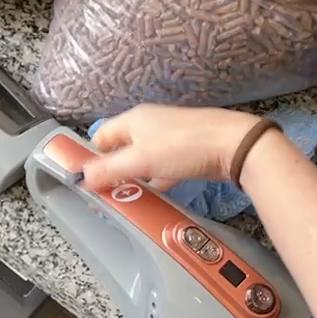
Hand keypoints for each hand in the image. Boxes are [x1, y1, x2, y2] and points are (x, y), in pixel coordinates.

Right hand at [81, 105, 270, 188]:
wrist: (235, 146)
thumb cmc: (183, 147)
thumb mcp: (140, 160)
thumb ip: (109, 170)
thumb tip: (81, 178)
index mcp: (133, 120)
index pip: (100, 137)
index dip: (91, 158)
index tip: (88, 181)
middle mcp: (149, 124)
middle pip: (120, 148)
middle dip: (113, 171)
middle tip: (107, 194)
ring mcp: (169, 137)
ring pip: (142, 159)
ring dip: (135, 177)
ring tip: (128, 198)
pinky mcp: (186, 150)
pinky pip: (162, 165)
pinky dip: (156, 178)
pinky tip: (157, 193)